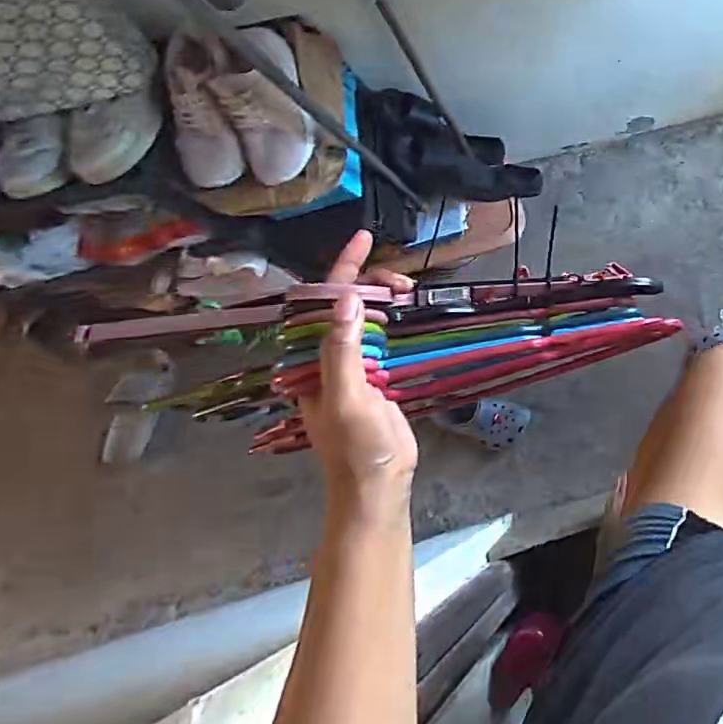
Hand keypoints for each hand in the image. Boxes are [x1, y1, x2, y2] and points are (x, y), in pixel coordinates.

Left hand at [299, 230, 418, 508]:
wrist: (379, 485)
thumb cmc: (356, 448)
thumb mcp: (347, 398)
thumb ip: (342, 350)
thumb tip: (347, 297)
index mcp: (311, 360)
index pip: (323, 303)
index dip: (342, 268)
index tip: (364, 238)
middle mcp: (329, 357)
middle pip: (346, 303)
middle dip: (371, 282)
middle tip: (403, 282)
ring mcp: (355, 365)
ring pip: (366, 316)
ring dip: (385, 298)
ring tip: (410, 292)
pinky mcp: (378, 375)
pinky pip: (384, 335)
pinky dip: (396, 318)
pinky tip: (411, 311)